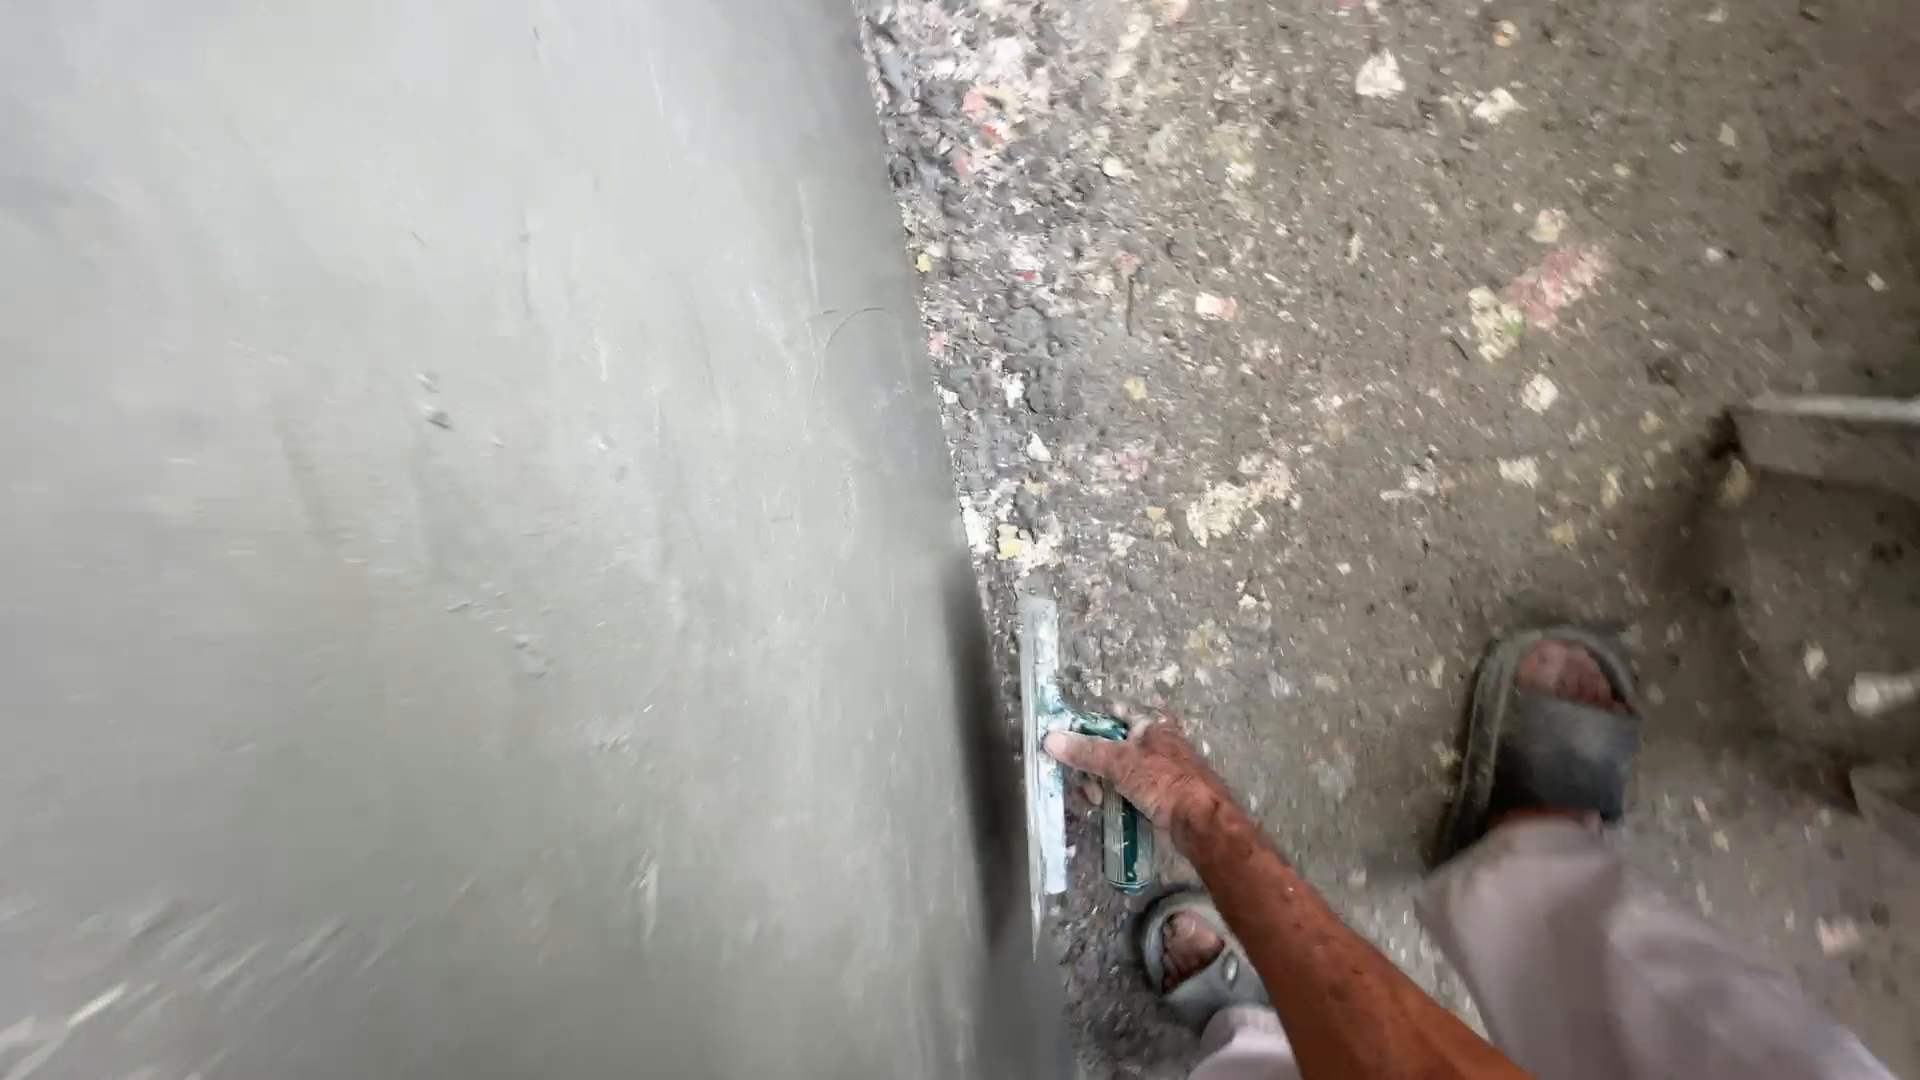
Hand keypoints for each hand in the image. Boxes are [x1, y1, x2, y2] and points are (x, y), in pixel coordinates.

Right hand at [1042, 716, 1232, 831]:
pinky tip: (1106, 808)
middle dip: (1092, 766)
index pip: (1112, 716)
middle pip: (1110, 747)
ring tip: (1097, 801)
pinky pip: (1127, 790)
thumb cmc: (1164, 782)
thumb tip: (1050, 739)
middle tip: (1087, 785)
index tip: (1069, 745)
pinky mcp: (1158, 795)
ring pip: (1116, 771)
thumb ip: (1086, 751)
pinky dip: (1114, 797)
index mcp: (1150, 726)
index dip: (1089, 728)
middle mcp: (1154, 743)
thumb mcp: (1121, 762)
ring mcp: (1157, 771)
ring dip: (1101, 785)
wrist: (1203, 824)